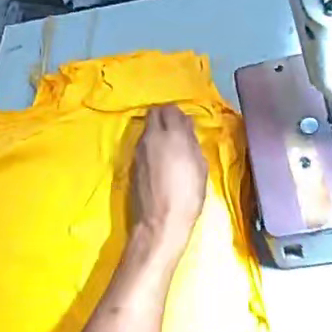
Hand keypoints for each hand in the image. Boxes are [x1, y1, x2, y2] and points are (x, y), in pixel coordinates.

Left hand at [128, 105, 207, 262]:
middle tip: (176, 131)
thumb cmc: (187, 195)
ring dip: (157, 132)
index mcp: (172, 134)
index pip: (170, 109)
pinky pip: (142, 145)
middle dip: (165, 117)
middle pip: (154, 113)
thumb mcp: (200, 166)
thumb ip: (191, 142)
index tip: (186, 125)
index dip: (179, 115)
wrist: (160, 222)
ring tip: (168, 148)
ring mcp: (138, 150)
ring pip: (146, 129)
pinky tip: (159, 162)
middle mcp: (151, 136)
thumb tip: (185, 129)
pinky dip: (150, 146)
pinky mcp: (131, 164)